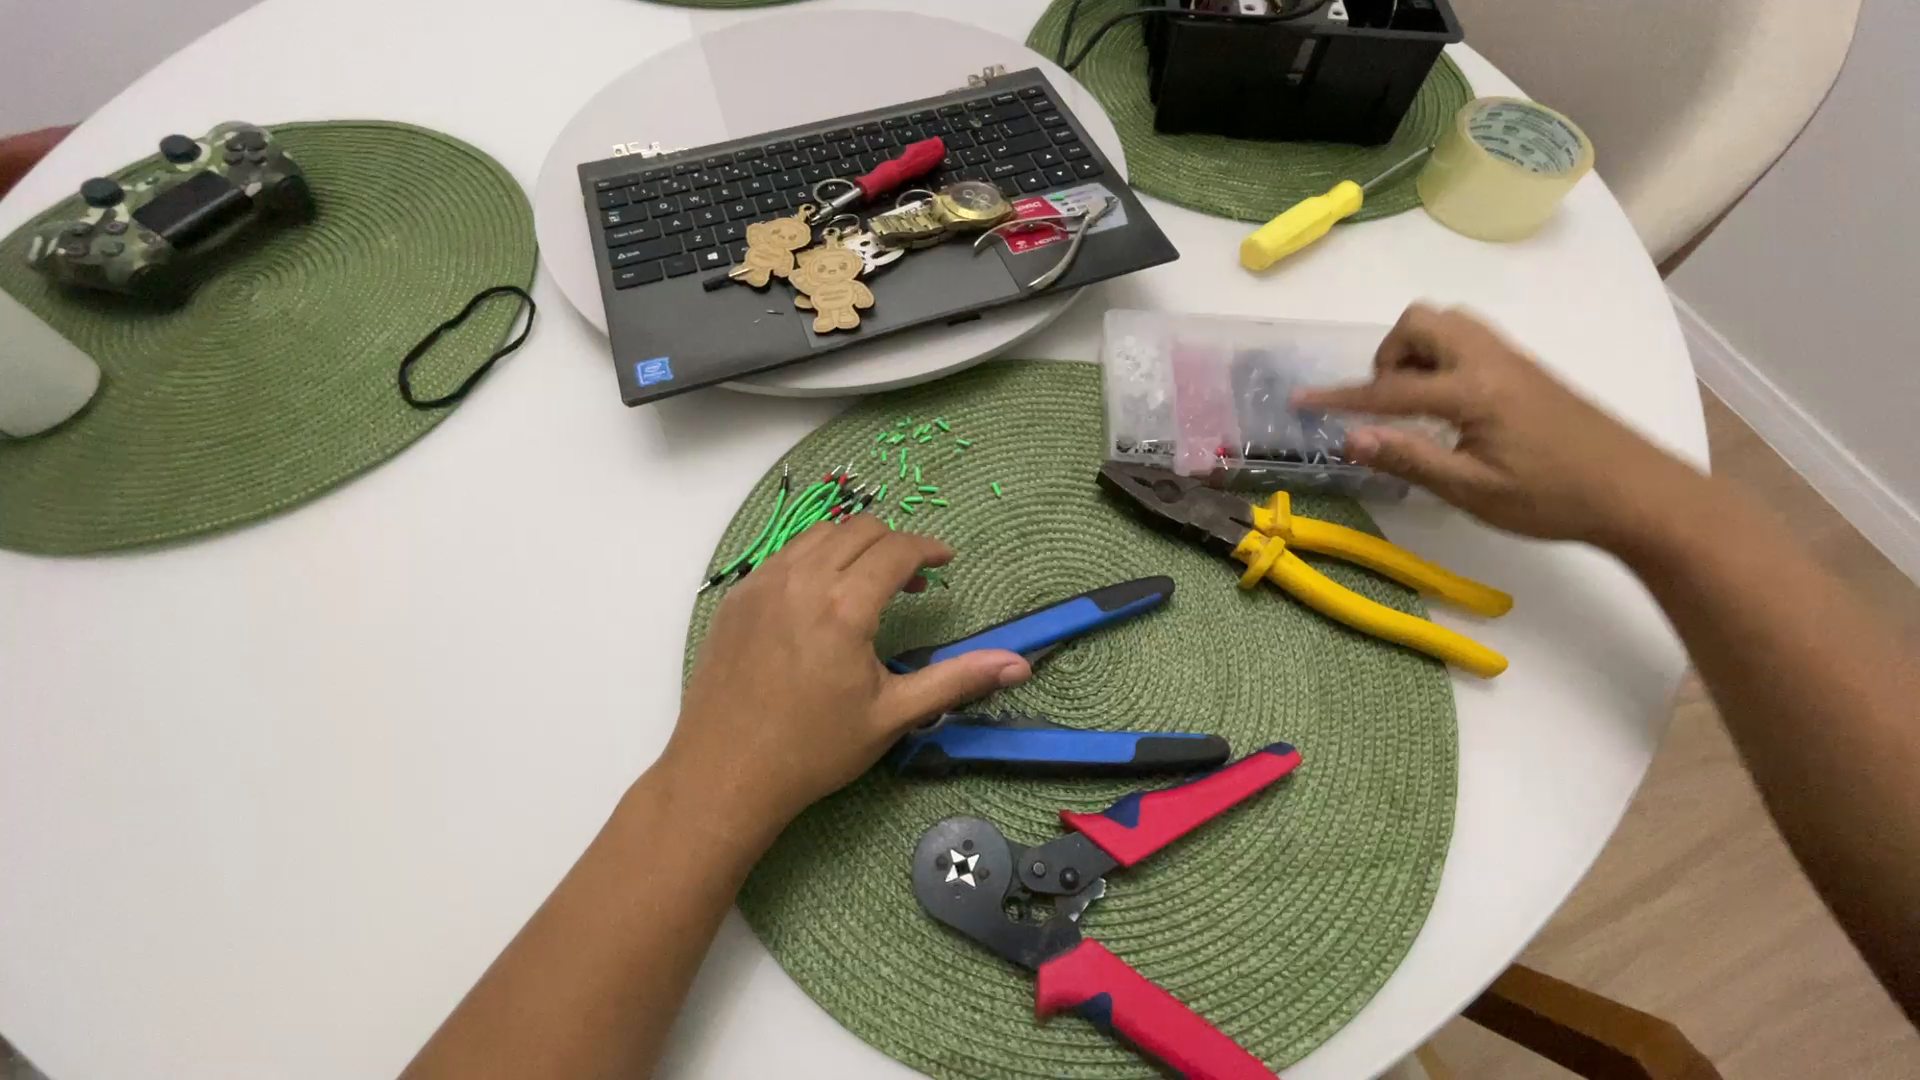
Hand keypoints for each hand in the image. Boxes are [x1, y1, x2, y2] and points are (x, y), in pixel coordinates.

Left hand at [665, 516, 1030, 830]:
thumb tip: (1019, 665)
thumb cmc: (814, 749)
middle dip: (894, 545)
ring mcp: (762, 583)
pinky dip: (815, 559)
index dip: (928, 549)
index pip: (896, 550)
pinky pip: (785, 555)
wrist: (724, 773)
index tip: (946, 561)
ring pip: (819, 535)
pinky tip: (820, 600)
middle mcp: (801, 580)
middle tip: (912, 582)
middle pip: (860, 530)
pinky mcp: (737, 596)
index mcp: (844, 606)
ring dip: (853, 546)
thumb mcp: (893, 715)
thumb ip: (956, 680)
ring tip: (868, 585)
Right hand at [1295, 304, 1704, 547]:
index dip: (1339, 397)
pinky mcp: (1526, 371)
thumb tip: (1347, 438)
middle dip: (1388, 356)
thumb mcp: (1470, 490)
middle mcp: (1491, 361)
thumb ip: (1407, 458)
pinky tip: (1448, 408)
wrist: (1641, 494)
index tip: (1299, 400)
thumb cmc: (1552, 498)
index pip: (1388, 389)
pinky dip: (1440, 360)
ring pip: (1448, 325)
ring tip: (1416, 405)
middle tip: (1389, 403)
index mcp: (1474, 390)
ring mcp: (1513, 361)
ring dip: (1416, 354)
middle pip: (1422, 322)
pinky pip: (1469, 341)